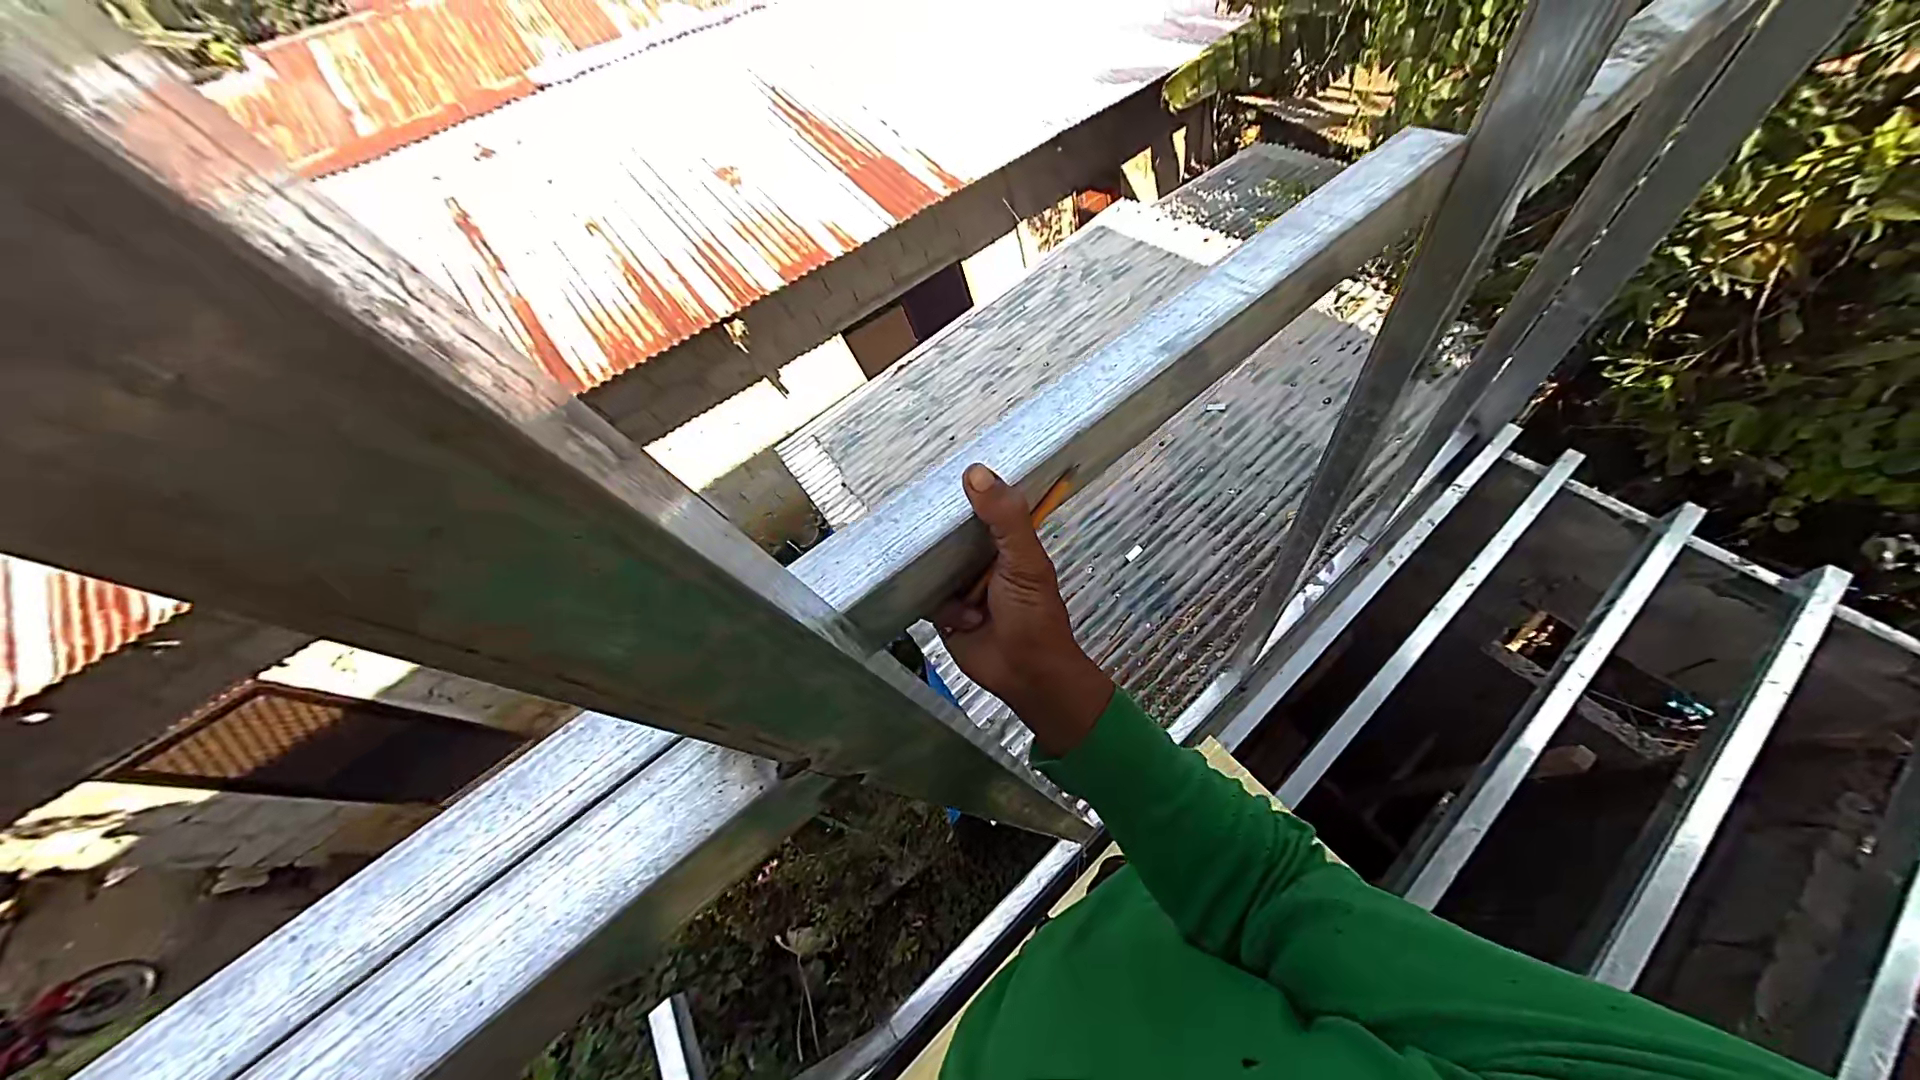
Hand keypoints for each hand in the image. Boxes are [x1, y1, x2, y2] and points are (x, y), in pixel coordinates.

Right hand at [932, 464, 1113, 756]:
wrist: (1025, 676)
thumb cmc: (1034, 617)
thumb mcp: (1024, 562)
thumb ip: (1005, 518)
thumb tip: (977, 472)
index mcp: (1006, 542)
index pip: (982, 507)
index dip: (965, 494)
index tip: (940, 478)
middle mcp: (981, 559)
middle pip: (950, 534)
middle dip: (939, 536)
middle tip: (923, 527)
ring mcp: (961, 585)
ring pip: (933, 564)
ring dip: (942, 579)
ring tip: (966, 595)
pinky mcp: (943, 611)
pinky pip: (926, 595)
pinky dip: (939, 606)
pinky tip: (959, 619)